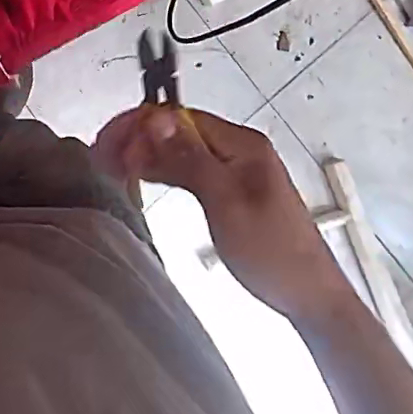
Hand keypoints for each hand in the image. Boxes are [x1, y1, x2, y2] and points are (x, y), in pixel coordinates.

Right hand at [96, 107, 355, 322]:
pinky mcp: (230, 189)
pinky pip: (189, 168)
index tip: (108, 143)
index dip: (139, 125)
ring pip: (180, 148)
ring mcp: (234, 167)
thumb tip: (154, 117)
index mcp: (240, 141)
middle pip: (178, 129)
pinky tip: (139, 174)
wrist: (311, 297)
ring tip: (110, 164)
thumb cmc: (270, 251)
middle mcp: (236, 146)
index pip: (178, 116)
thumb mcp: (224, 202)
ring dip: (146, 152)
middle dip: (137, 136)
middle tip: (101, 154)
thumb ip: (188, 157)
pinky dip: (163, 169)